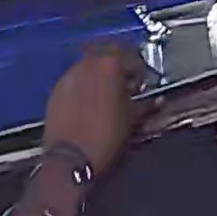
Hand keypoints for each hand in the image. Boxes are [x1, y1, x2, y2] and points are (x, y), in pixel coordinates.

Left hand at [42, 43, 145, 173]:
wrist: (68, 160)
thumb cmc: (106, 136)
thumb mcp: (131, 119)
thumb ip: (146, 105)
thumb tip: (158, 101)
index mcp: (111, 64)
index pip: (132, 58)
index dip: (139, 72)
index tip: (140, 85)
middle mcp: (90, 61)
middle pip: (109, 55)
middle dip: (119, 67)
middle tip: (124, 84)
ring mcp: (71, 73)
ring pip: (90, 65)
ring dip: (100, 74)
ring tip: (104, 93)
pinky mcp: (58, 87)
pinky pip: (76, 79)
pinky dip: (84, 84)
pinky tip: (86, 102)